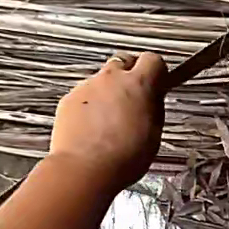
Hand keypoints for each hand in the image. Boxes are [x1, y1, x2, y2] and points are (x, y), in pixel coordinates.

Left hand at [47, 53, 166, 192]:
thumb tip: (153, 97)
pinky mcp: (69, 99)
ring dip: (110, 92)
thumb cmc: (124, 157)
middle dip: (132, 75)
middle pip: (124, 62)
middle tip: (136, 99)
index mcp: (138, 85)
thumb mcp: (154, 133)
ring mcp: (87, 87)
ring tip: (113, 121)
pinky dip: (92, 106)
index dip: (157, 71)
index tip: (158, 83)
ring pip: (103, 80)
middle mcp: (111, 79)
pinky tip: (95, 129)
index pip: (153, 60)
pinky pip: (85, 95)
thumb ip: (154, 108)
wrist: (86, 169)